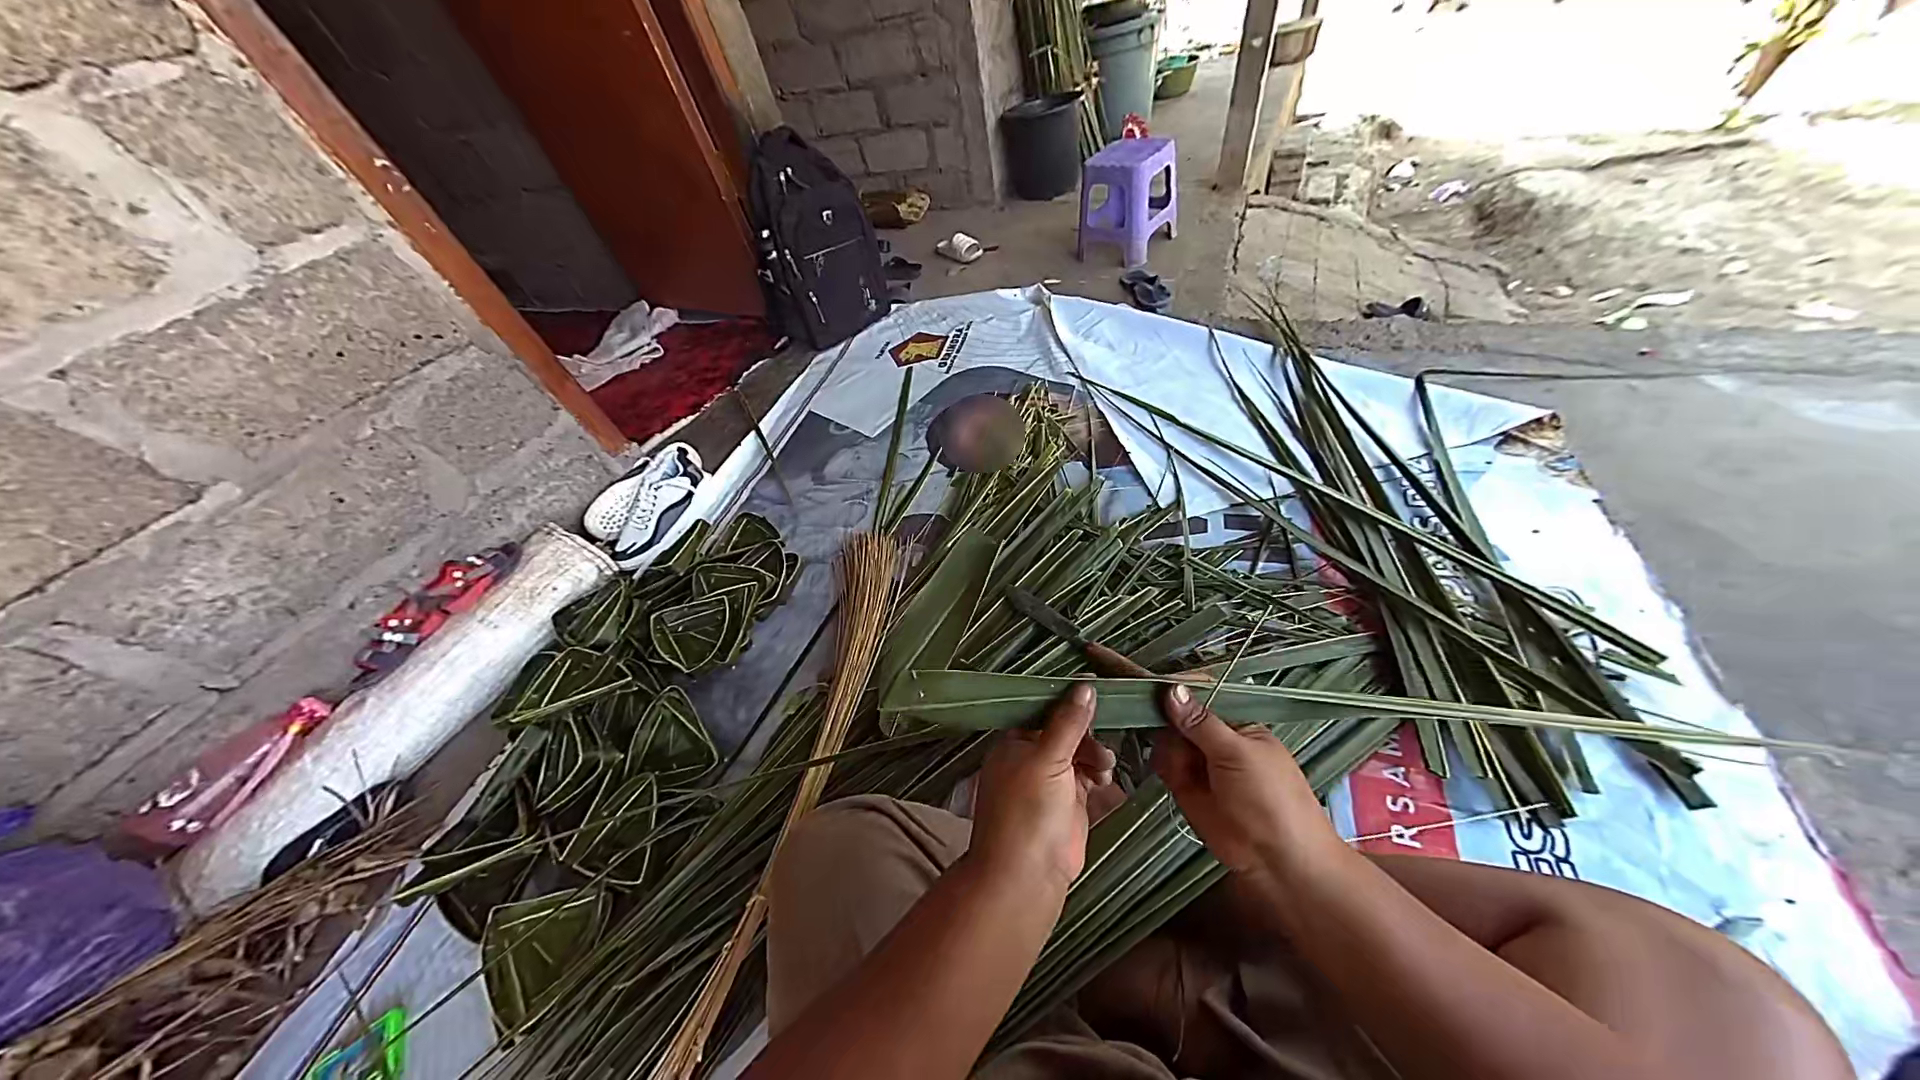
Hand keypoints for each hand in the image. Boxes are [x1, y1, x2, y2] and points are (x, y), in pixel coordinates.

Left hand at [971, 682, 1116, 890]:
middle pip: (1064, 731)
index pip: (1042, 711)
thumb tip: (1085, 684)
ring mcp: (1049, 780)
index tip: (1096, 694)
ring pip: (1078, 753)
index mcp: (1014, 742)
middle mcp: (1030, 757)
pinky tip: (1104, 778)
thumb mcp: (1048, 759)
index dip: (1067, 705)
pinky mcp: (1068, 801)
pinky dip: (1097, 773)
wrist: (1028, 874)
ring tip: (1103, 765)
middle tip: (1099, 744)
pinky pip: (1087, 776)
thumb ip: (1068, 722)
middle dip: (1085, 733)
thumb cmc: (1028, 810)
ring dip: (1095, 754)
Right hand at [1153, 682, 1341, 873]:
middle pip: (1178, 718)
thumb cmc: (1269, 799)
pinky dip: (1162, 764)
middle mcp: (1216, 741)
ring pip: (1168, 740)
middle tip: (1171, 732)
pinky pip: (1164, 764)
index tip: (1154, 687)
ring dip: (1168, 748)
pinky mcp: (1185, 787)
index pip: (1202, 699)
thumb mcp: (1237, 753)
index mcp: (1237, 726)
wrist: (1276, 860)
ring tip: (1182, 766)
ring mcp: (1200, 764)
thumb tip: (1171, 688)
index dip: (1178, 693)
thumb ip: (1200, 722)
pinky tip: (1170, 772)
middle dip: (1168, 722)